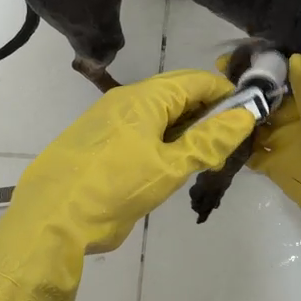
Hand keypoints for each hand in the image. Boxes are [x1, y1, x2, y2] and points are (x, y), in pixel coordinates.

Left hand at [0, 69, 255, 300]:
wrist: (51, 219)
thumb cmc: (115, 188)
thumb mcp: (169, 167)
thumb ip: (209, 141)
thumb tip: (246, 114)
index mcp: (145, 97)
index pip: (197, 81)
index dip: (227, 95)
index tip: (249, 118)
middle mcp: (126, 99)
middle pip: (177, 93)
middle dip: (207, 112)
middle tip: (229, 142)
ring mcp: (108, 119)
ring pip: (158, 113)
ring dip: (184, 128)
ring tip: (204, 156)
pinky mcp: (97, 140)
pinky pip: (139, 128)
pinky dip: (162, 138)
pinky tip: (169, 163)